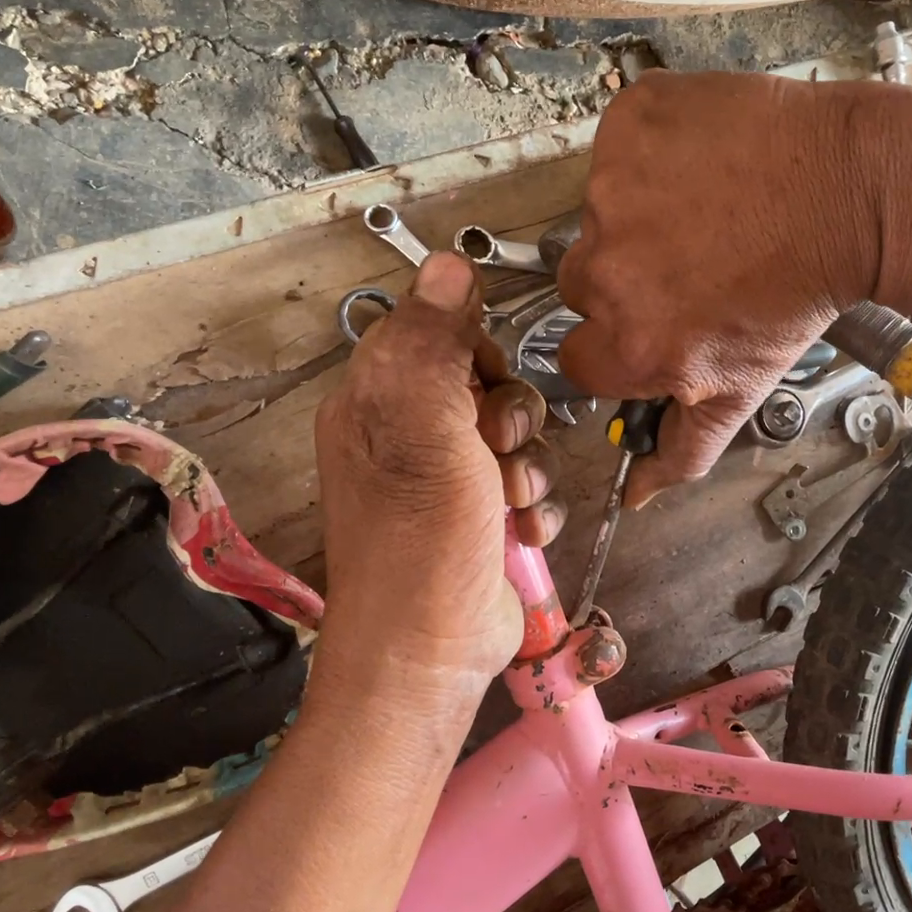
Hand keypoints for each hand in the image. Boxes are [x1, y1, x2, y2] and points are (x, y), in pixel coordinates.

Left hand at [313, 253, 564, 698]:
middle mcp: (410, 436)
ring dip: (529, 469)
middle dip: (510, 418)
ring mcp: (450, 482)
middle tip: (498, 450)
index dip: (473, 353)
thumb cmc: (421, 537)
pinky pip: (529, 487)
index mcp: (377, 402)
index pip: (433, 336)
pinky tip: (521, 534)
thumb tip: (448, 261)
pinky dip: (534, 509)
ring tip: (512, 504)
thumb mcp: (426, 428)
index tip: (484, 383)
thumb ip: (436, 343)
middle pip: (488, 385)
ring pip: (518, 438)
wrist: (433, 649)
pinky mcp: (486, 519)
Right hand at [556, 71, 883, 504]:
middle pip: (582, 286)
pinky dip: (646, 157)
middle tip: (686, 263)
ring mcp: (610, 190)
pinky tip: (701, 167)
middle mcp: (605, 271)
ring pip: (597, 216)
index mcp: (630, 343)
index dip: (619, 341)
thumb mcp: (742, 389)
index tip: (655, 319)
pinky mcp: (628, 125)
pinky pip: (614, 150)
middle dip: (626, 281)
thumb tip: (636, 494)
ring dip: (637, 217)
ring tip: (703, 211)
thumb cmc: (799, 297)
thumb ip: (682, 448)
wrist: (854, 195)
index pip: (582, 357)